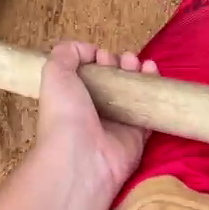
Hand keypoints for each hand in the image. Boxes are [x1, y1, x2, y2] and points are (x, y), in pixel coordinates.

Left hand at [36, 41, 160, 193]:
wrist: (82, 160)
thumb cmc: (64, 114)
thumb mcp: (55, 73)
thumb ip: (67, 52)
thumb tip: (90, 50)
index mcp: (74, 96)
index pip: (91, 72)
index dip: (98, 59)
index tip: (101, 56)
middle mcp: (95, 109)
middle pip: (113, 78)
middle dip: (119, 63)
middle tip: (123, 60)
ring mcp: (117, 122)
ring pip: (132, 91)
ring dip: (137, 72)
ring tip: (138, 63)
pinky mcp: (137, 136)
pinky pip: (149, 110)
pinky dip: (153, 89)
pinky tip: (153, 73)